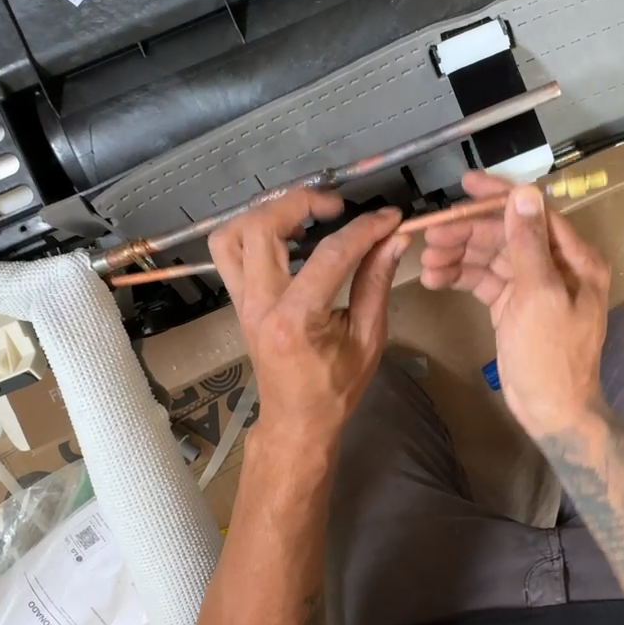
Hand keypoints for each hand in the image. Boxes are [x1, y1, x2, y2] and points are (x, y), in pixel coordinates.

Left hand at [208, 190, 408, 452]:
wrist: (296, 420)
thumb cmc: (336, 389)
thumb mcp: (368, 339)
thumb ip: (376, 283)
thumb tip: (394, 239)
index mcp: (296, 320)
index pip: (330, 255)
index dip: (364, 229)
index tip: (390, 217)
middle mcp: (259, 305)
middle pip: (261, 229)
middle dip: (301, 204)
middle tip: (337, 206)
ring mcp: (241, 302)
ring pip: (231, 235)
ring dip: (266, 213)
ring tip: (304, 215)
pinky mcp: (238, 300)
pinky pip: (229, 252)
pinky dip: (252, 231)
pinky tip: (287, 235)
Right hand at [420, 172, 611, 436]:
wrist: (552, 412)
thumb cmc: (552, 357)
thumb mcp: (540, 297)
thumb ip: (528, 244)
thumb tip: (524, 193)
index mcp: (575, 259)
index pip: (534, 212)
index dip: (499, 196)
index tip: (465, 186)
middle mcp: (557, 266)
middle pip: (507, 233)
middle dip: (469, 232)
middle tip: (431, 236)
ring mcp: (534, 286)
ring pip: (492, 255)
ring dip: (459, 255)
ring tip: (427, 262)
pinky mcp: (514, 305)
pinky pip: (485, 280)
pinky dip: (462, 276)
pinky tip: (436, 278)